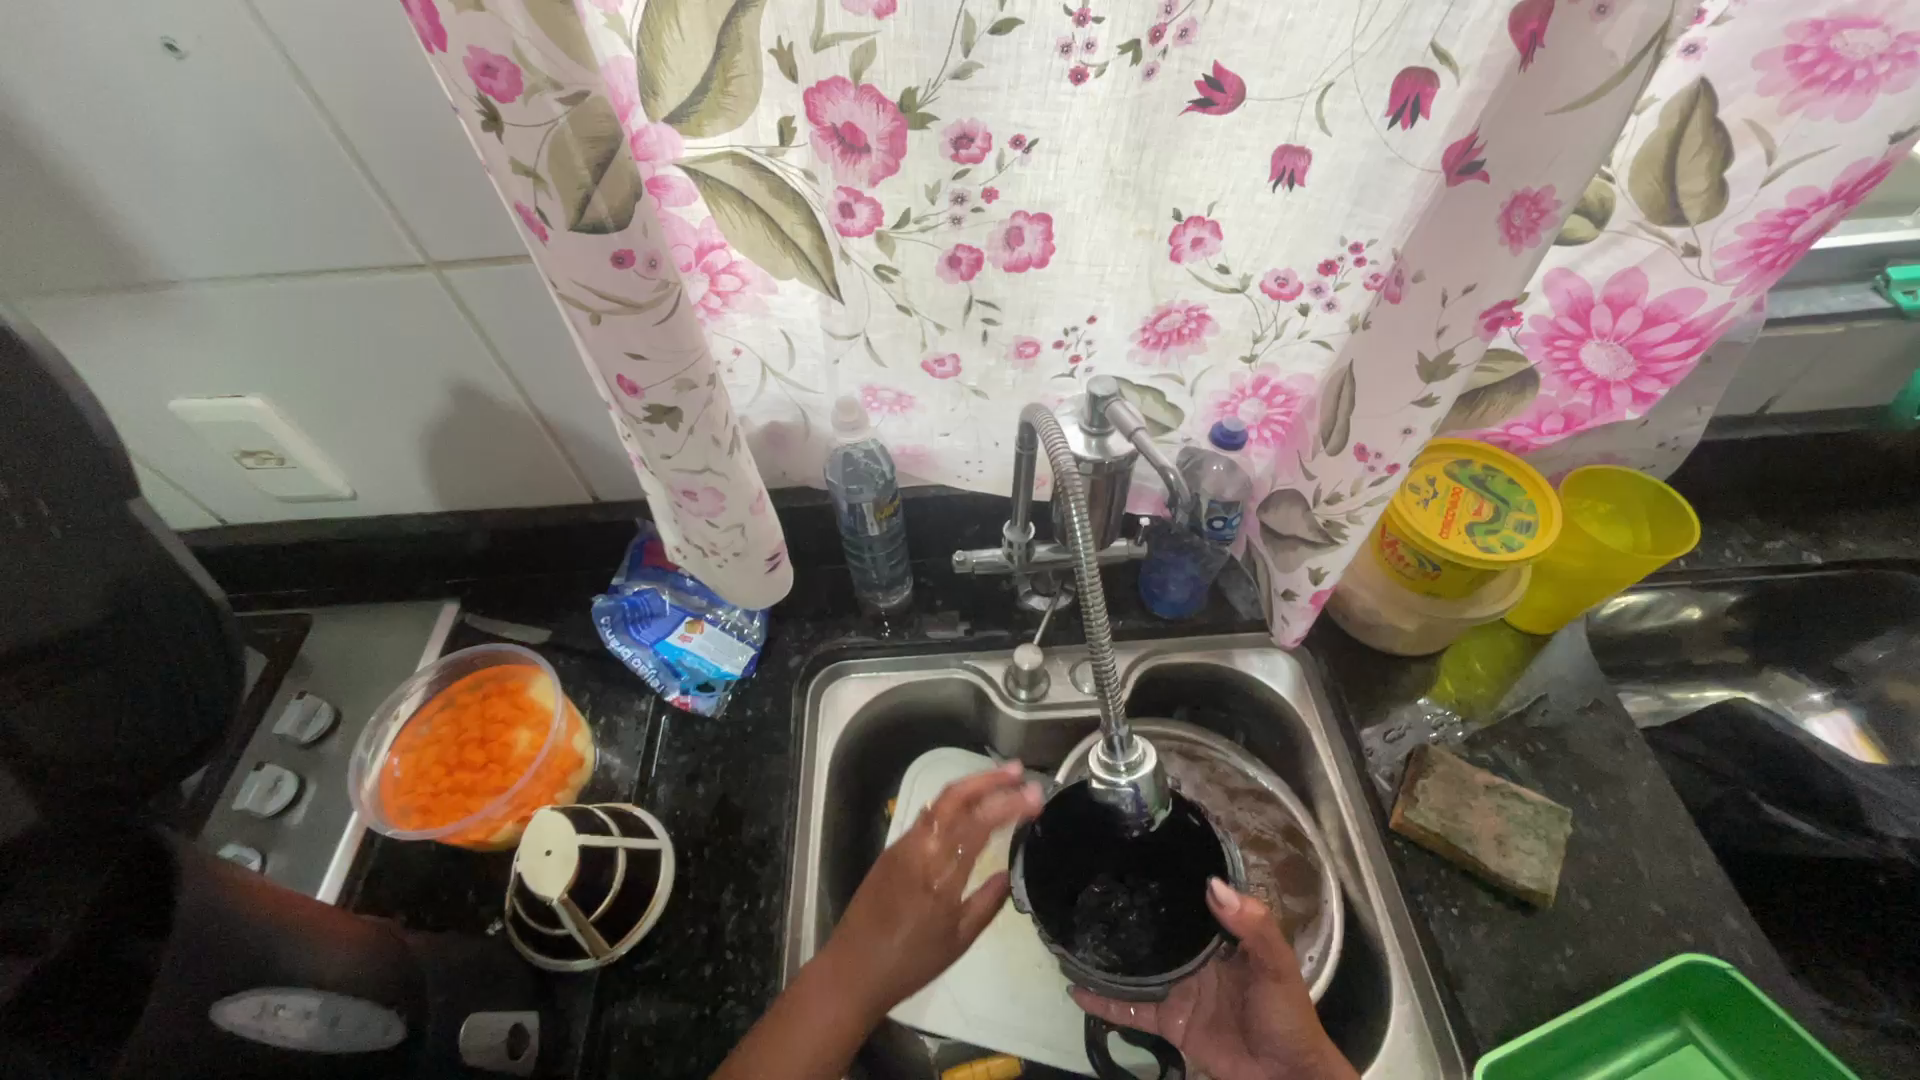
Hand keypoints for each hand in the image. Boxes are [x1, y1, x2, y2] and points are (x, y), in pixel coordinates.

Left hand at [821, 761, 1044, 1015]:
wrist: (853, 968)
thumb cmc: (910, 963)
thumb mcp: (958, 941)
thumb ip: (987, 903)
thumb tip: (1009, 872)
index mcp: (941, 875)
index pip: (979, 825)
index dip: (1009, 804)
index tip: (1035, 796)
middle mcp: (920, 850)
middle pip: (955, 799)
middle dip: (988, 780)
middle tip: (1019, 771)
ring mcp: (903, 845)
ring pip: (939, 802)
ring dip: (971, 786)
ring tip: (1001, 779)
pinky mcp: (892, 849)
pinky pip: (927, 817)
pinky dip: (952, 803)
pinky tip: (969, 805)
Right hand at [1072, 879, 1358, 1079]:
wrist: (1286, 1077)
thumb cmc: (1287, 1015)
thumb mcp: (1278, 965)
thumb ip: (1253, 926)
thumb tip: (1213, 884)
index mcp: (1218, 939)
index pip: (1187, 904)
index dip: (1164, 883)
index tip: (1132, 857)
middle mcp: (1193, 959)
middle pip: (1154, 932)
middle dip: (1126, 914)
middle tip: (1089, 890)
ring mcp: (1178, 990)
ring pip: (1136, 968)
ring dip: (1108, 957)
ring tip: (1074, 935)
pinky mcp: (1170, 1022)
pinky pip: (1132, 1010)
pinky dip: (1105, 1002)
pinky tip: (1077, 989)